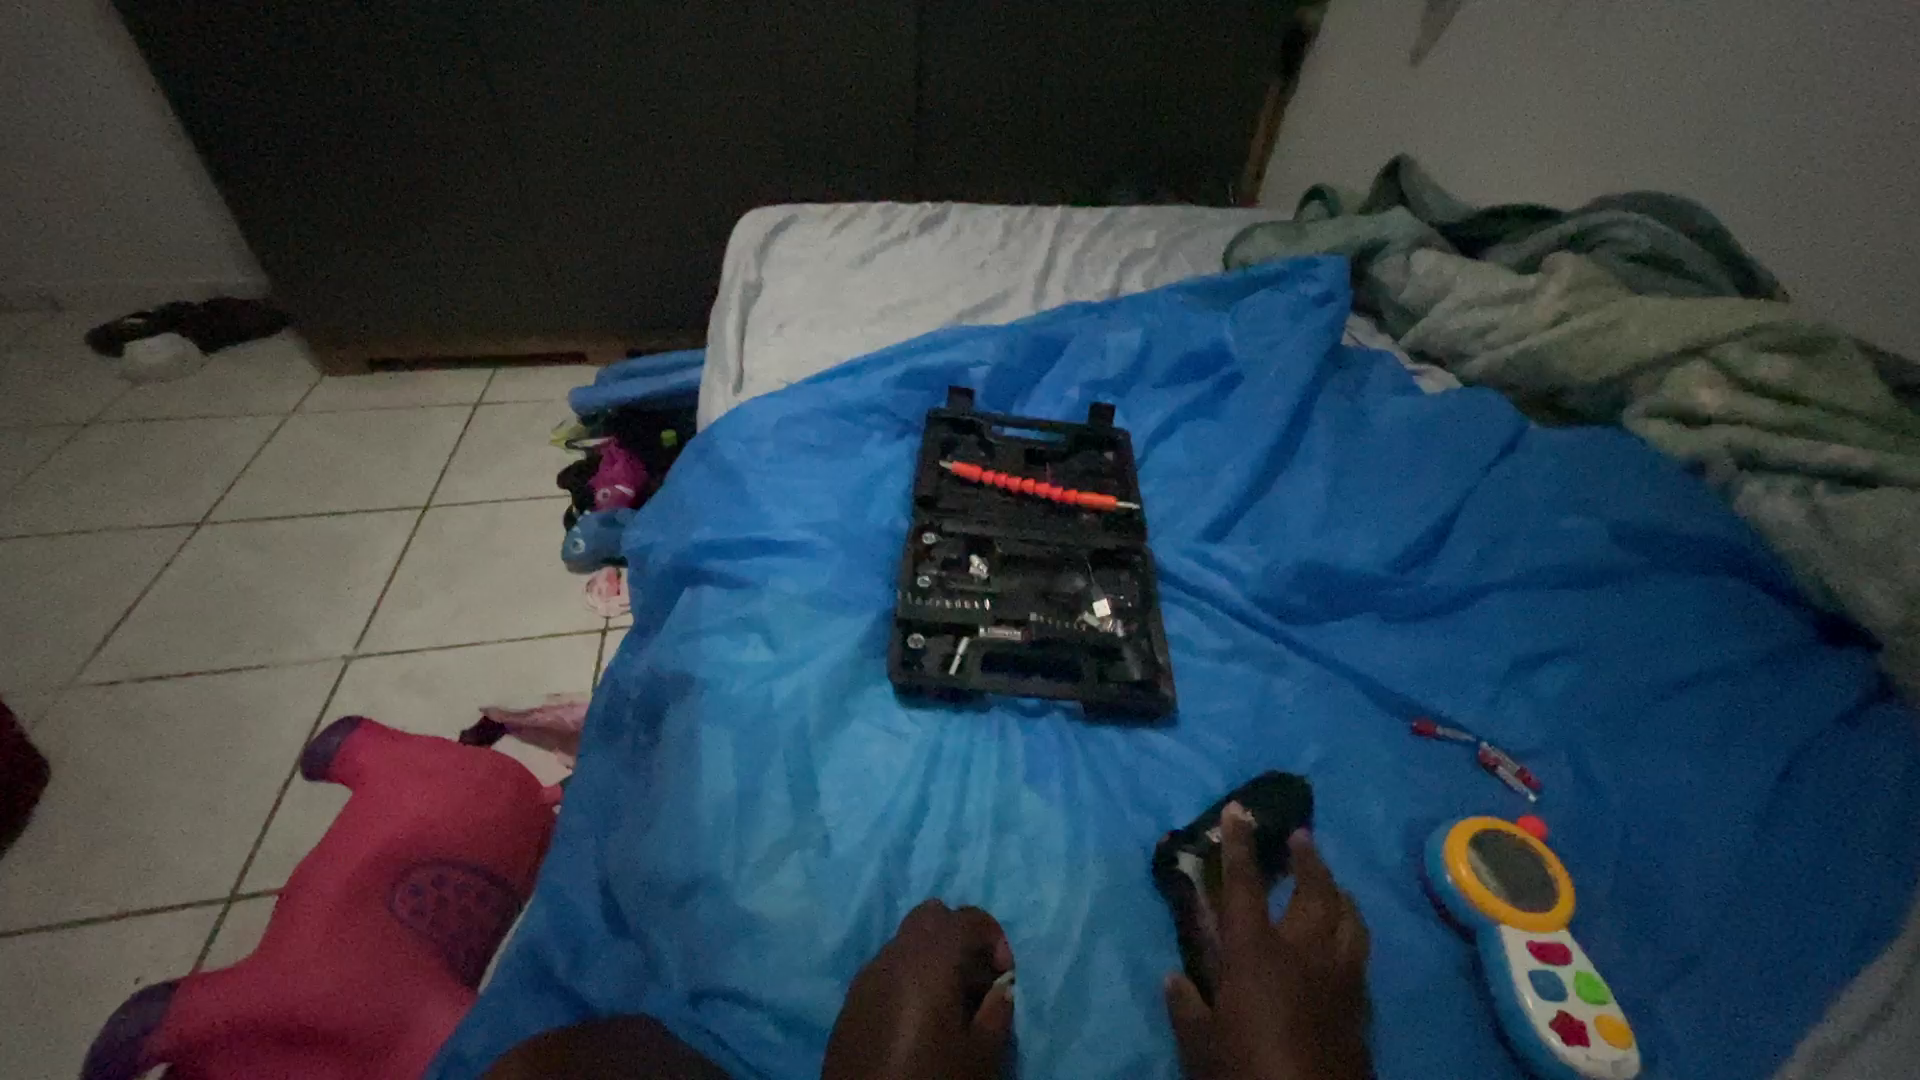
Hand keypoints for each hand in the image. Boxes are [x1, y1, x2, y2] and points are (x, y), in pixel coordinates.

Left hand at [822, 899, 1015, 1079]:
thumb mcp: (981, 1056)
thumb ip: (997, 1010)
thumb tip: (1002, 986)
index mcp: (929, 960)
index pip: (968, 917)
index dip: (995, 937)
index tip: (1005, 976)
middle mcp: (894, 955)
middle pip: (932, 916)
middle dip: (959, 936)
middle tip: (976, 980)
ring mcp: (867, 975)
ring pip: (906, 941)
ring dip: (932, 957)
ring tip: (949, 1003)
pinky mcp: (851, 1000)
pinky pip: (886, 969)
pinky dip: (908, 977)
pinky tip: (917, 1019)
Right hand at [1164, 805, 1371, 1079]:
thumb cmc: (1248, 1071)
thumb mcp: (1202, 1046)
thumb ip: (1186, 1007)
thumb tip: (1173, 979)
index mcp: (1257, 952)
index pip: (1245, 884)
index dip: (1239, 844)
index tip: (1239, 809)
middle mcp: (1304, 954)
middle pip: (1314, 892)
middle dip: (1308, 859)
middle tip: (1303, 836)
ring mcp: (1341, 980)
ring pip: (1350, 920)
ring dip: (1339, 893)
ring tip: (1333, 882)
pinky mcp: (1363, 1009)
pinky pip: (1361, 957)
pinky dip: (1352, 936)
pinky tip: (1346, 941)